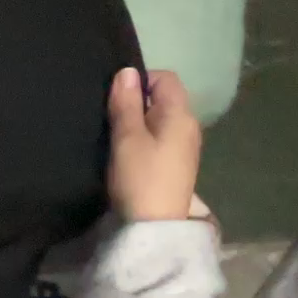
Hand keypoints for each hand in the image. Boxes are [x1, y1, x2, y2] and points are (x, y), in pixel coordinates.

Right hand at [107, 68, 201, 221]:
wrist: (153, 225)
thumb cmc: (140, 177)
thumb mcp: (127, 139)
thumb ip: (126, 105)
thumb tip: (126, 72)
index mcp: (180, 115)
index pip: (165, 79)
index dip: (139, 81)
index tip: (114, 98)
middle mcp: (188, 126)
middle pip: (163, 98)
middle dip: (136, 101)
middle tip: (108, 117)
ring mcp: (183, 146)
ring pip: (159, 119)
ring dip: (137, 121)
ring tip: (114, 136)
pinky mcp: (174, 163)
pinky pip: (158, 137)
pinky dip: (141, 137)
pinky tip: (125, 152)